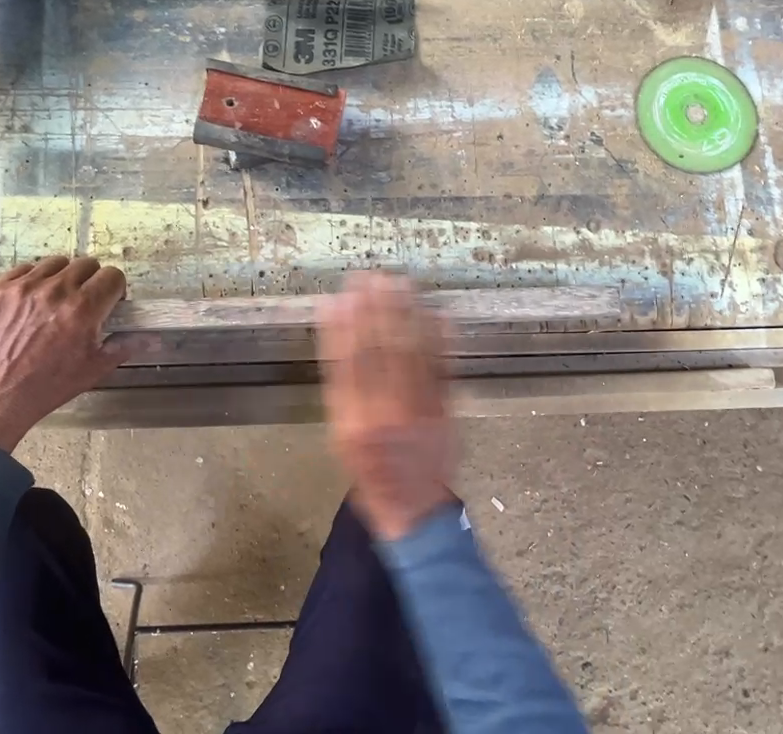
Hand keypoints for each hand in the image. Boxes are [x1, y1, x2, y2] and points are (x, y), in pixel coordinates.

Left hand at [0, 256, 132, 451]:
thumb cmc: (47, 387)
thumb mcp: (93, 370)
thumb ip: (124, 346)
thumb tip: (152, 338)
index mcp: (82, 310)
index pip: (112, 276)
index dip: (115, 289)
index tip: (109, 301)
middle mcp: (54, 291)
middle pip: (85, 264)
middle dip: (90, 281)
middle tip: (83, 302)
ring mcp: (22, 288)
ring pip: (55, 263)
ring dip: (62, 277)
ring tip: (55, 300)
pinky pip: (23, 270)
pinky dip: (32, 281)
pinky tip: (30, 302)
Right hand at [315, 272, 457, 540]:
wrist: (412, 506)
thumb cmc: (368, 467)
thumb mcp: (340, 433)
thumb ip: (340, 385)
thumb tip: (336, 333)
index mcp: (354, 421)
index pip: (349, 363)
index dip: (347, 325)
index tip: (346, 293)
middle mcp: (386, 414)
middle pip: (381, 352)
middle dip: (376, 310)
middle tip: (373, 276)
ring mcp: (420, 412)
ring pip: (412, 355)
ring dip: (407, 316)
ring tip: (400, 284)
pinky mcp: (446, 412)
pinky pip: (444, 370)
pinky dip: (442, 341)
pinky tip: (437, 314)